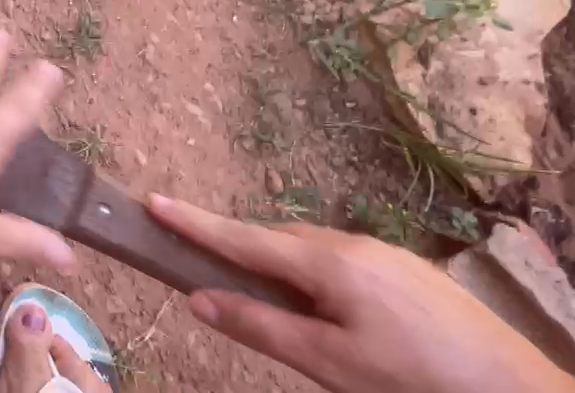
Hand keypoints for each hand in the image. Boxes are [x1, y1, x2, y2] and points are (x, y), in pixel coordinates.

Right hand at [148, 194, 574, 392]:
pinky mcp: (416, 272)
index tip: (152, 199)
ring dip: (285, 268)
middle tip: (219, 279)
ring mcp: (389, 254)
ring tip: (286, 311)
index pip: (241, 237)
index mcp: (327, 263)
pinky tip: (340, 315)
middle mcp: (352, 243)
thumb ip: (262, 327)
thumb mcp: (334, 367)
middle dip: (242, 252)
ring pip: (313, 250)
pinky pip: (346, 261)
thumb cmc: (422, 386)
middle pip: (277, 240)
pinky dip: (320, 276)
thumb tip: (196, 298)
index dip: (194, 221)